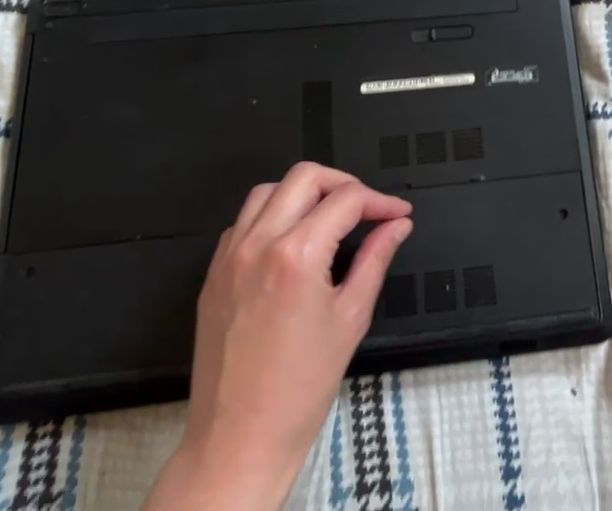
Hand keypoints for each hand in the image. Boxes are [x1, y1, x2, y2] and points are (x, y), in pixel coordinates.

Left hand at [145, 163, 413, 510]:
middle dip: (344, 184)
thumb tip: (396, 227)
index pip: (346, 200)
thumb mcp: (351, 317)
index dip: (380, 202)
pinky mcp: (214, 272)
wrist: (240, 436)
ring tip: (331, 218)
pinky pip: (243, 221)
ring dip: (304, 193)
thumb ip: (375, 259)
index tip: (397, 215)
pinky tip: (293, 240)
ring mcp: (229, 255)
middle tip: (368, 208)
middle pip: (305, 176)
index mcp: (296, 254)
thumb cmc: (301, 386)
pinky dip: (272, 215)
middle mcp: (258, 243)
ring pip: (268, 190)